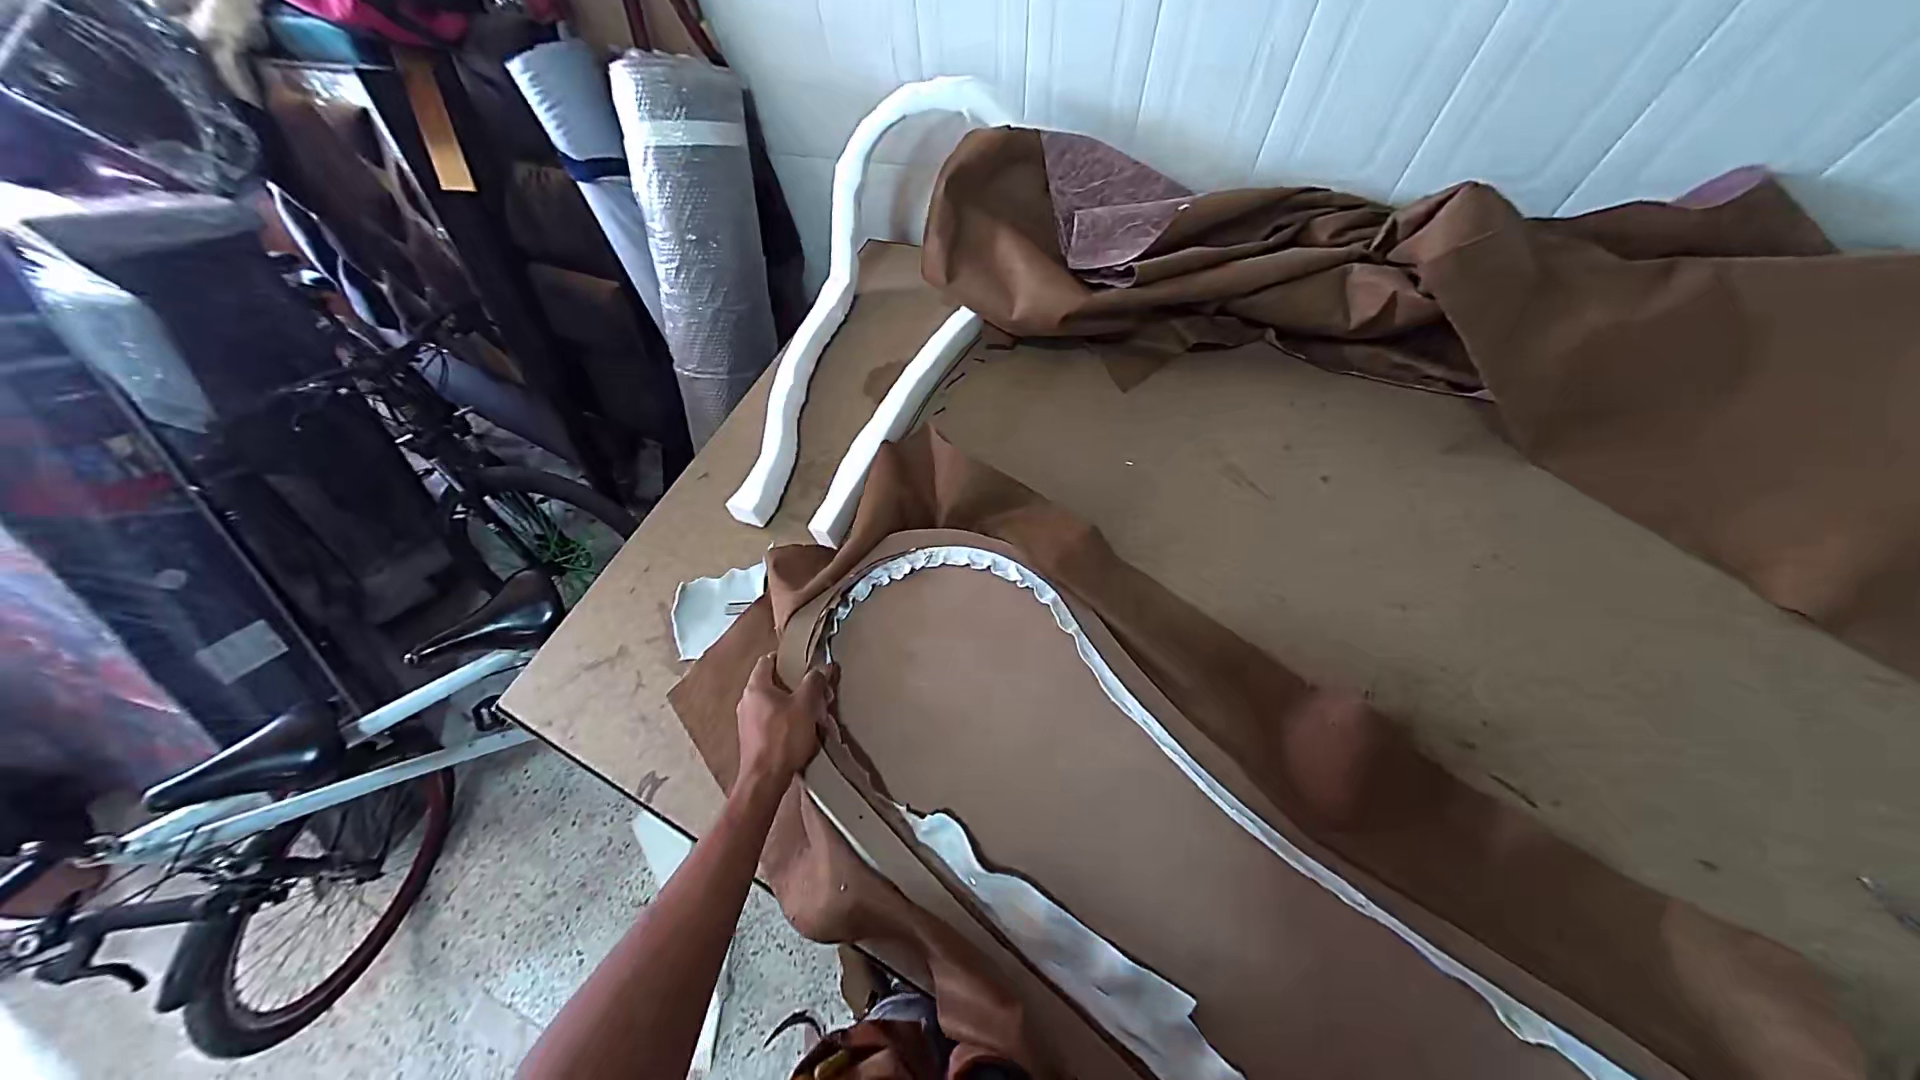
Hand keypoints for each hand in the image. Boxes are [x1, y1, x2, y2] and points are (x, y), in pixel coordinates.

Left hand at [736, 654, 834, 787]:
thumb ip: (814, 683)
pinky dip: (786, 720)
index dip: (786, 658)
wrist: (765, 780)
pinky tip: (801, 731)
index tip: (804, 662)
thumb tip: (822, 668)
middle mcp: (746, 701)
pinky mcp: (752, 738)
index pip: (767, 660)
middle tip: (815, 690)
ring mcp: (747, 721)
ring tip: (813, 712)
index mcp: (756, 687)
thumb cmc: (783, 739)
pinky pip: (771, 720)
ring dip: (793, 704)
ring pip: (773, 702)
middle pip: (772, 682)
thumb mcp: (805, 705)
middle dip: (795, 685)